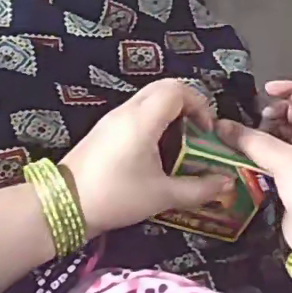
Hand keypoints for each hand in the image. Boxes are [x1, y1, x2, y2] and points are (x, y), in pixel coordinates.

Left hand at [62, 79, 228, 236]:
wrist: (64, 203)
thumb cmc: (116, 196)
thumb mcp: (162, 196)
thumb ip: (198, 188)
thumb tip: (227, 184)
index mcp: (143, 119)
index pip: (177, 89)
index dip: (199, 104)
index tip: (205, 131)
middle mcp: (127, 111)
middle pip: (163, 88)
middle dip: (187, 104)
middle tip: (197, 133)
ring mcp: (112, 119)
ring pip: (148, 100)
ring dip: (169, 113)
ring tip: (180, 144)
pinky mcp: (103, 130)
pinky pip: (135, 113)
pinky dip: (153, 122)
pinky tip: (156, 152)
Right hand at [216, 80, 291, 257]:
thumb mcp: (287, 162)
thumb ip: (253, 142)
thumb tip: (221, 125)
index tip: (267, 90)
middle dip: (277, 111)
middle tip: (256, 119)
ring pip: (287, 138)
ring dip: (267, 133)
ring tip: (247, 138)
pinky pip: (278, 160)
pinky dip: (262, 154)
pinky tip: (246, 158)